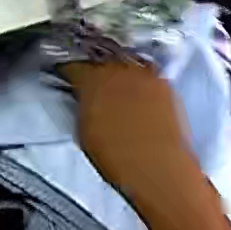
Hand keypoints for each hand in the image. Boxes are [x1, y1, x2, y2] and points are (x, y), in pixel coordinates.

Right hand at [62, 61, 209, 218]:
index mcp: (92, 79)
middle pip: (101, 59)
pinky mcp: (165, 84)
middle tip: (91, 81)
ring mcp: (144, 74)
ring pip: (125, 63)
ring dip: (118, 72)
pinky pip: (146, 74)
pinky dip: (139, 81)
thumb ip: (82, 104)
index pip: (73, 65)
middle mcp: (119, 69)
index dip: (67, 70)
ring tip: (116, 85)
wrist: (160, 170)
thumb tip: (83, 97)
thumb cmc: (116, 158)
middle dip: (94, 68)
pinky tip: (138, 95)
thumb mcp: (84, 131)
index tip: (65, 76)